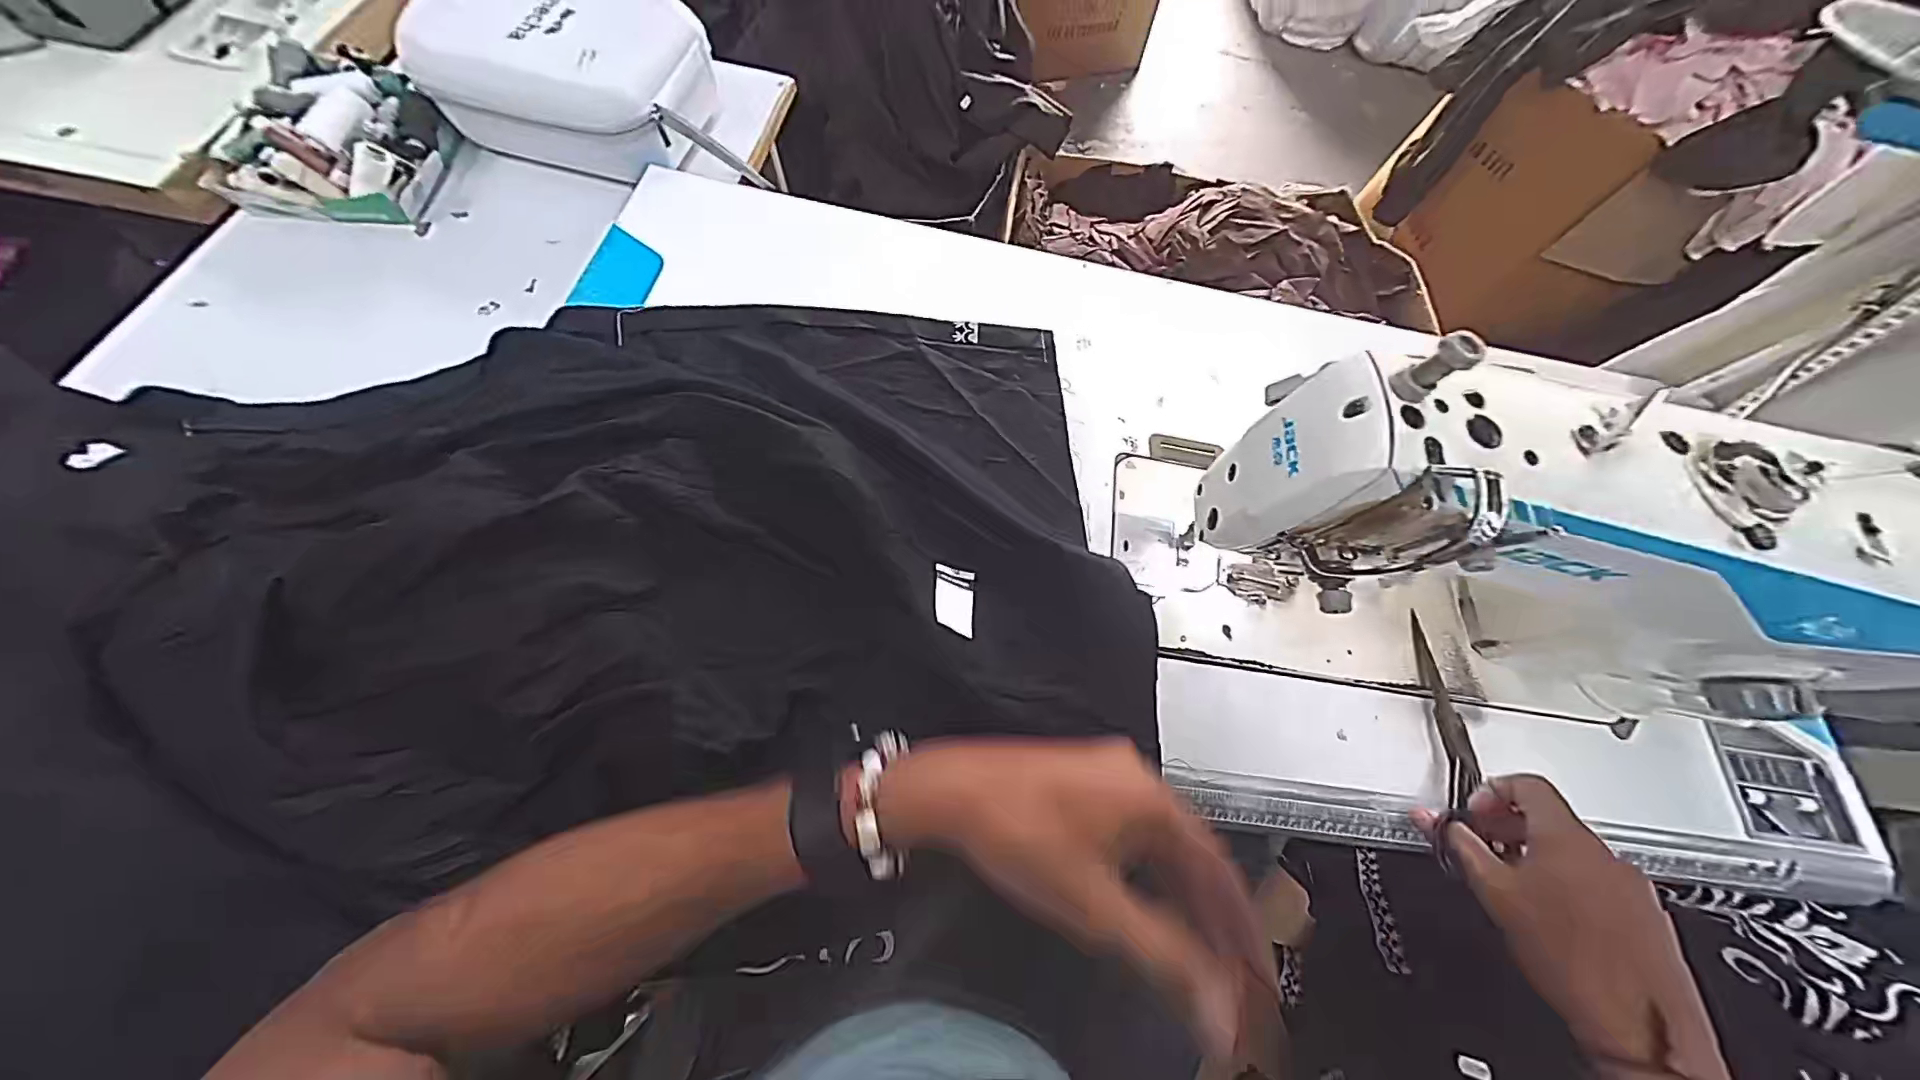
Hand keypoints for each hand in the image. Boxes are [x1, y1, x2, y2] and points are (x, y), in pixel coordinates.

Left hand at [875, 737, 1276, 1060]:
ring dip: (1179, 891)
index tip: (1254, 967)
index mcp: (1150, 796)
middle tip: (1229, 965)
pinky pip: (1134, 827)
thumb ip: (1162, 957)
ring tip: (1194, 942)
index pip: (1219, 871)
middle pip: (1193, 853)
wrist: (952, 789)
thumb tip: (1213, 1002)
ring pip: (1162, 840)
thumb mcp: (1094, 906)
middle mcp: (1135, 775)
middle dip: (1212, 914)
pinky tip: (1146, 896)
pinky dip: (1147, 866)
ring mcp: (1107, 771)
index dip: (1241, 928)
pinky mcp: (1084, 777)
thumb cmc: (1011, 826)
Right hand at [1413, 776, 1729, 1079]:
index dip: (1491, 792)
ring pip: (1572, 851)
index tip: (1473, 813)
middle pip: (1548, 817)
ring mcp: (1632, 885)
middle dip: (1507, 826)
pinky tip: (1548, 915)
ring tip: (1512, 887)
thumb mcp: (1493, 891)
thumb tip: (1433, 820)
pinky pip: (1597, 880)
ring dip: (1535, 856)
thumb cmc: (1571, 962)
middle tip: (1481, 846)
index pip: (1527, 785)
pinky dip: (1566, 884)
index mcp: (1568, 838)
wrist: (1638, 1026)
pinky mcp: (1646, 914)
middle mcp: (1606, 855)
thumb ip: (1459, 845)